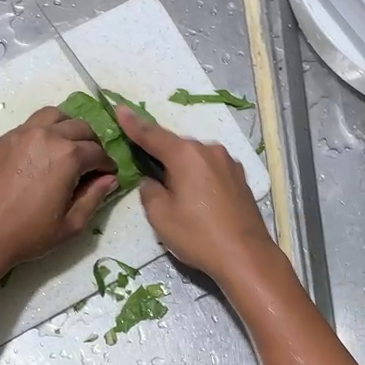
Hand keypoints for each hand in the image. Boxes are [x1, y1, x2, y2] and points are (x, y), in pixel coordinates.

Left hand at [0, 106, 118, 272]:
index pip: (97, 152)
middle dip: (91, 142)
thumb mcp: (71, 225)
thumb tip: (109, 179)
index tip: (107, 174)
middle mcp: (45, 136)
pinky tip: (36, 156)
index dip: (107, 164)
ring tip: (65, 146)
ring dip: (66, 127)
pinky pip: (26, 128)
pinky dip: (40, 135)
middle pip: (79, 127)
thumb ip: (94, 198)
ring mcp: (18, 135)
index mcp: (68, 156)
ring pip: (51, 117)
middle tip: (90, 161)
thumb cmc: (28, 235)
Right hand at [121, 109, 275, 283]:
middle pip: (176, 147)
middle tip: (150, 177)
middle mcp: (209, 150)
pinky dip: (199, 178)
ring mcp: (228, 163)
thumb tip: (152, 181)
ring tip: (178, 197)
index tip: (120, 109)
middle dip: (162, 157)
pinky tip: (198, 200)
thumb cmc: (198, 235)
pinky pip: (211, 170)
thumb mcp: (160, 216)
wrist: (245, 255)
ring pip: (195, 159)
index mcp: (186, 155)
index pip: (152, 134)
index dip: (133, 124)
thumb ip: (149, 190)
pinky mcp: (240, 178)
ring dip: (183, 170)